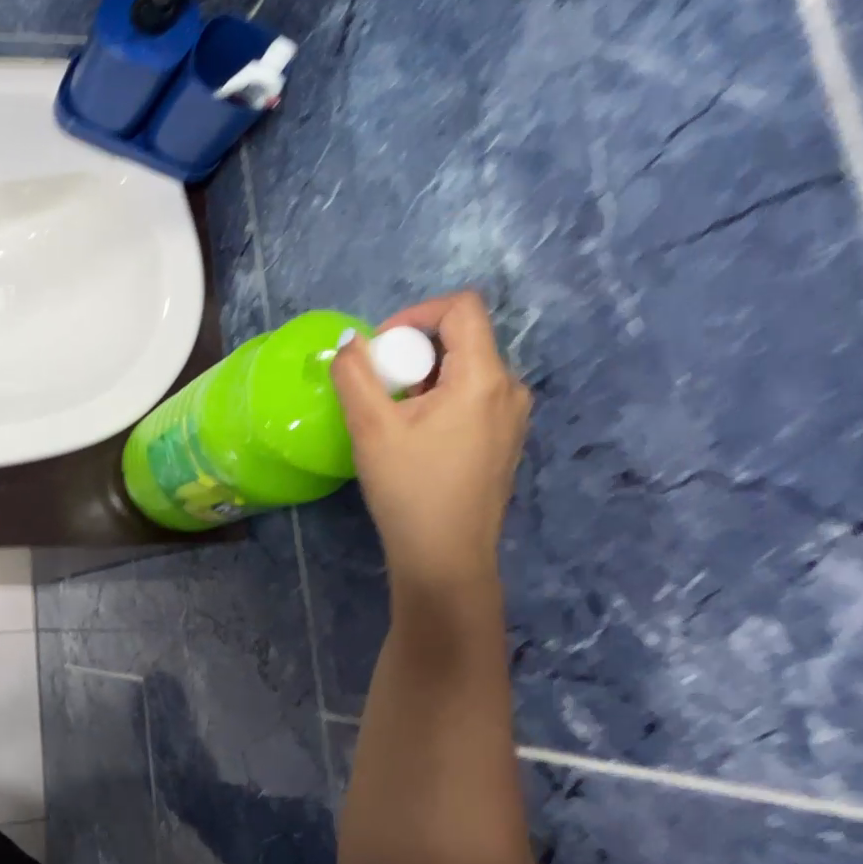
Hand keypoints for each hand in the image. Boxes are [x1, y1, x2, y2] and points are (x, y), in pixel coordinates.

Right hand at [330, 290, 530, 588]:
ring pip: (464, 371)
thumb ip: (355, 374)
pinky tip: (412, 437)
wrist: (444, 555)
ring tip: (390, 415)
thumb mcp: (371, 426)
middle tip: (375, 387)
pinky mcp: (504, 440)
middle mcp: (509, 389)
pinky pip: (471, 397)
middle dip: (411, 352)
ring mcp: (512, 417)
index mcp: (484, 377)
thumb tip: (350, 341)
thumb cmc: (409, 487)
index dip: (415, 314)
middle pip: (462, 339)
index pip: (462, 309)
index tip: (378, 348)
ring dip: (422, 378)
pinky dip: (437, 400)